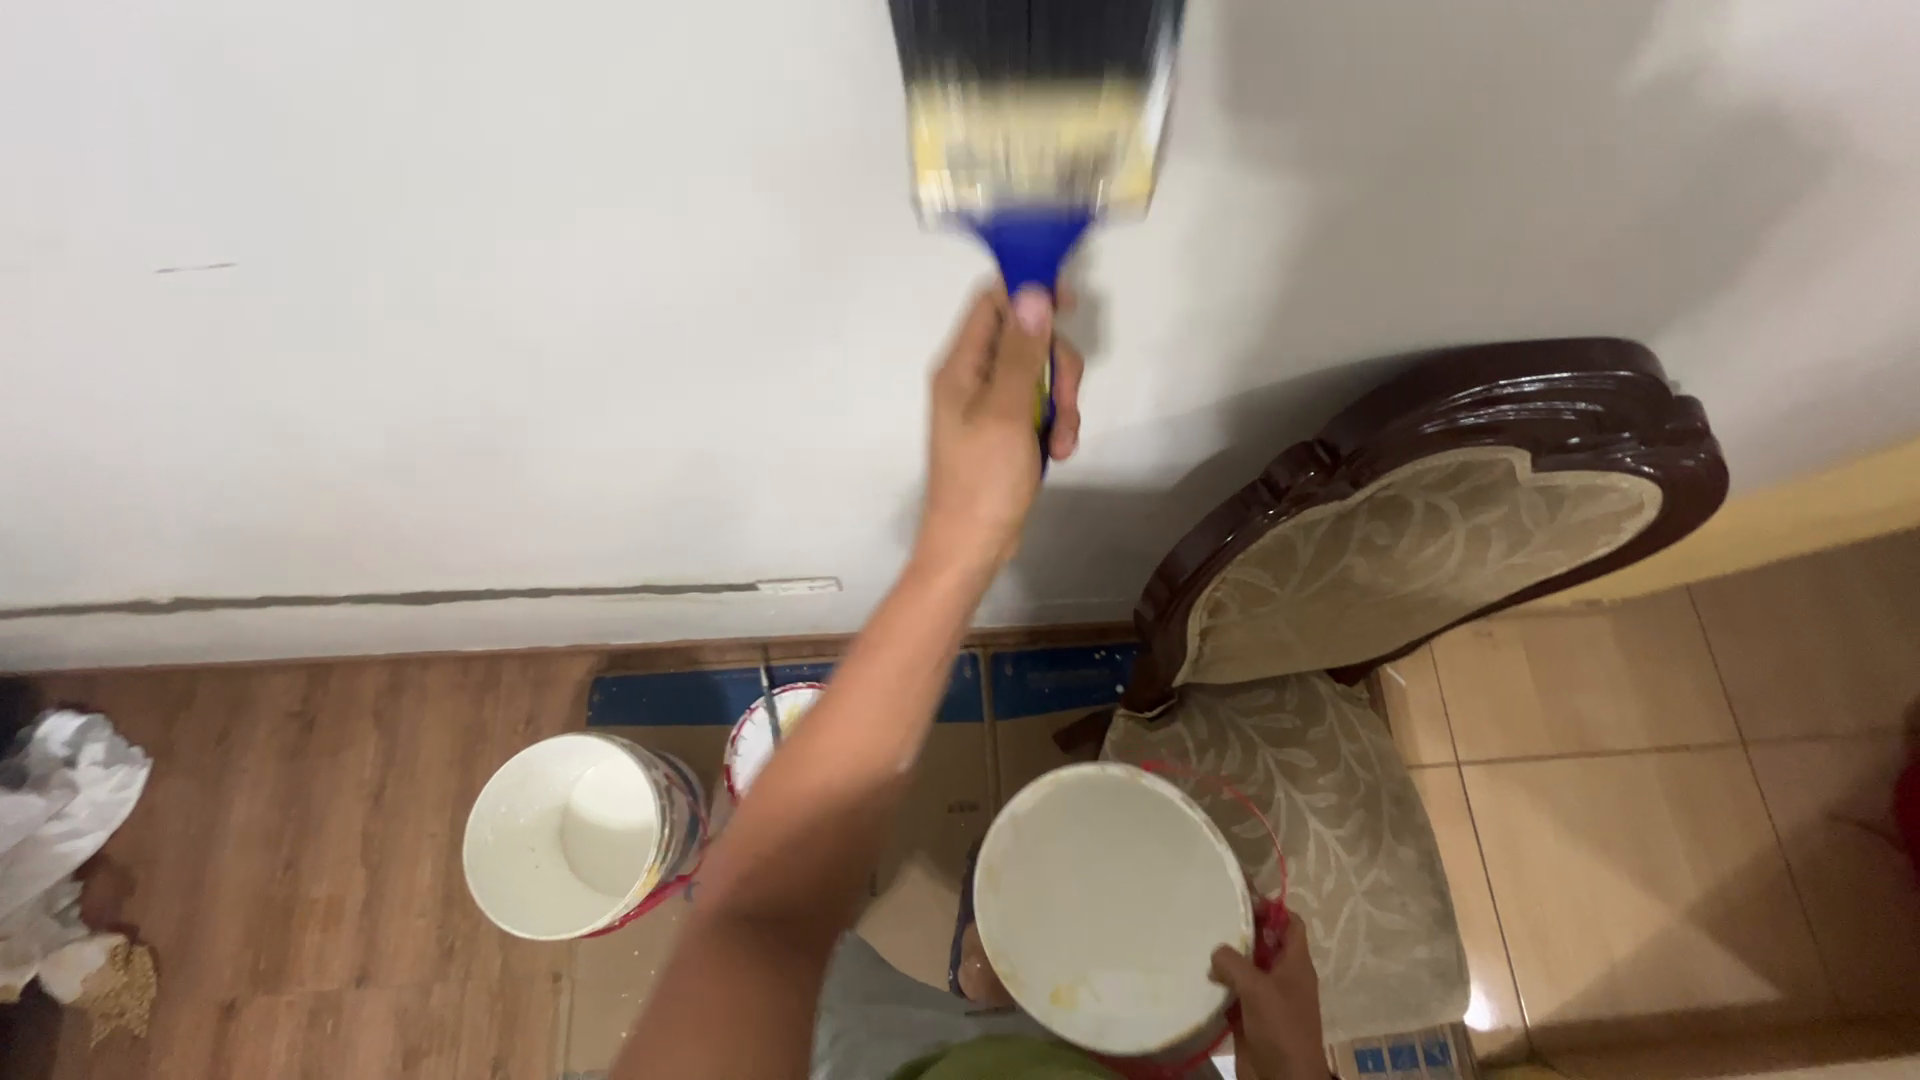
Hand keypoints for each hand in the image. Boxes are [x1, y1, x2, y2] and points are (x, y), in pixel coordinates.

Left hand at [915, 282, 1083, 572]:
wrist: (972, 545)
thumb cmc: (983, 481)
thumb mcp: (1007, 412)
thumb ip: (1022, 352)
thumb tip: (1033, 292)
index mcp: (961, 365)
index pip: (993, 301)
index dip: (1030, 293)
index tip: (1070, 305)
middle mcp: (973, 377)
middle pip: (1027, 337)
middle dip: (1058, 366)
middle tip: (1067, 400)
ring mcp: (990, 405)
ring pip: (1041, 375)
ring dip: (1062, 403)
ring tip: (1062, 441)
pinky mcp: (1006, 429)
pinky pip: (1040, 408)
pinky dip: (1055, 425)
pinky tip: (1057, 452)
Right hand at [1211, 918, 1326, 1079]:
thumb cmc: (1281, 1029)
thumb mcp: (1258, 988)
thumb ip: (1233, 962)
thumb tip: (1216, 953)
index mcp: (1295, 964)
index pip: (1290, 923)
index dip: (1271, 907)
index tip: (1241, 898)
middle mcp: (1282, 976)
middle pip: (1264, 941)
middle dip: (1242, 928)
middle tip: (1211, 912)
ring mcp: (1266, 996)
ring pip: (1246, 965)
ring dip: (1226, 955)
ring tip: (1199, 938)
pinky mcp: (1249, 1014)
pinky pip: (1233, 989)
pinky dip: (1219, 981)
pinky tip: (1199, 974)